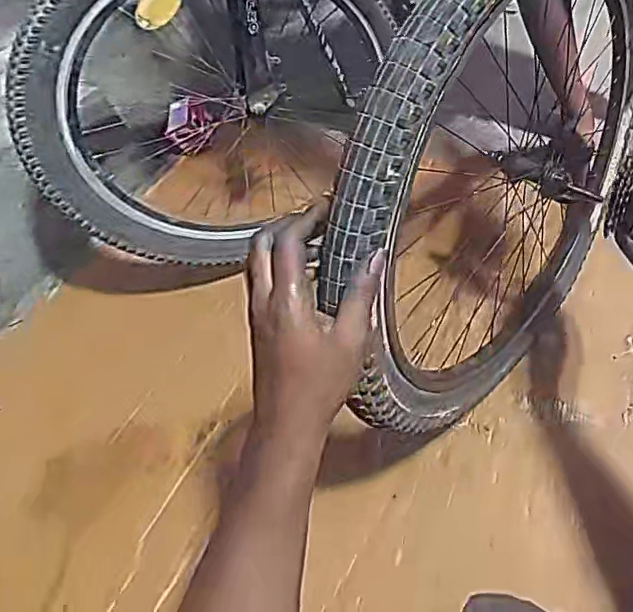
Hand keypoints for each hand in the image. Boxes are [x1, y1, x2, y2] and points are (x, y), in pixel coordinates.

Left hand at [246, 201, 384, 438]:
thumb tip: (376, 255)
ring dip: (279, 241)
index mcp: (286, 300)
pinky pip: (260, 277)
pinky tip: (307, 272)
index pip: (286, 242)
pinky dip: (278, 261)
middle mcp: (262, 300)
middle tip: (317, 219)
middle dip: (286, 223)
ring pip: (255, 260)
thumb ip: (361, 293)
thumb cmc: (321, 383)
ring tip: (315, 240)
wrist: (286, 424)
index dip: (305, 218)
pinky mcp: (257, 323)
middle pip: (260, 244)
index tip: (327, 207)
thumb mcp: (351, 338)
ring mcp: (255, 312)